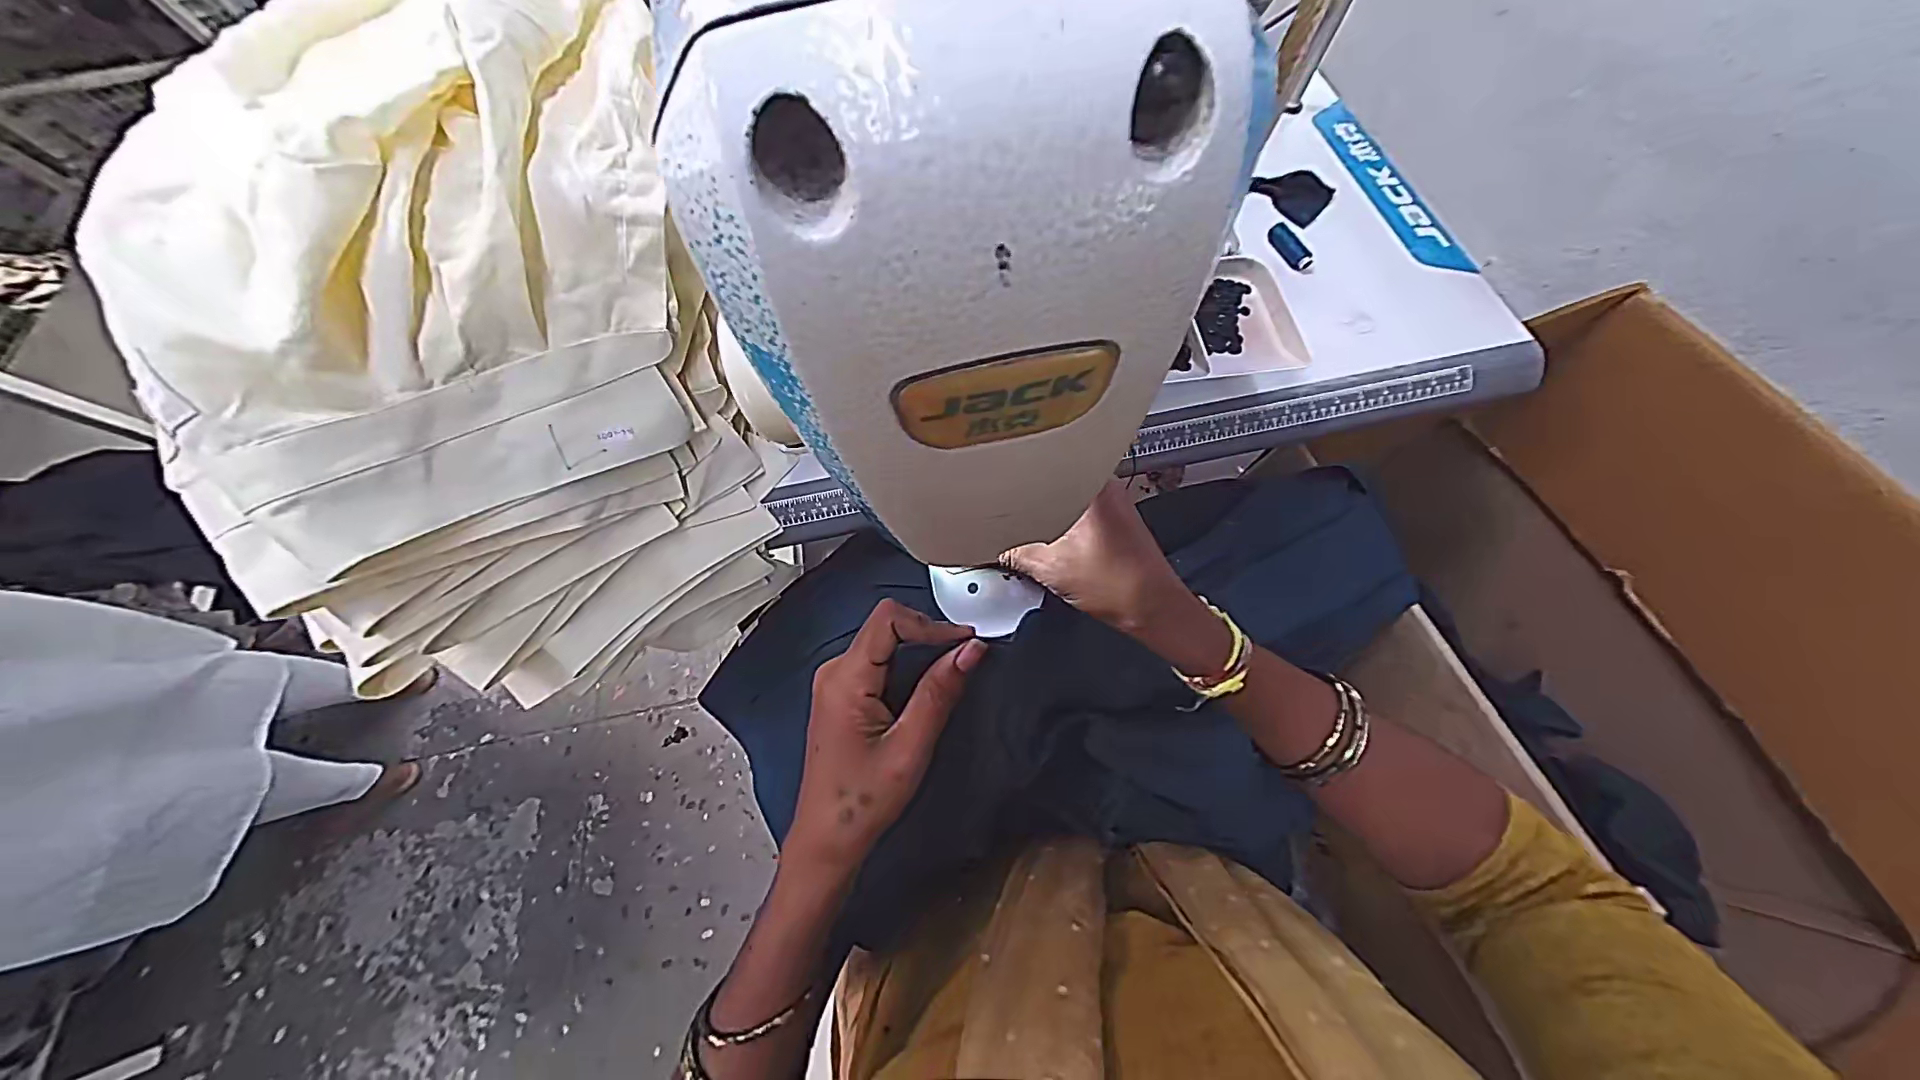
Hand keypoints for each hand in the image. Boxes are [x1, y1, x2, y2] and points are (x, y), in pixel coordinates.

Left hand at [786, 599, 985, 876]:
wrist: (827, 838)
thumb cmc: (859, 802)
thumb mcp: (910, 747)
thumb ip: (939, 692)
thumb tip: (968, 652)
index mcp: (844, 680)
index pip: (888, 619)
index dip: (931, 625)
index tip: (964, 641)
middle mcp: (834, 673)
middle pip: (887, 625)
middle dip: (930, 636)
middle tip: (964, 657)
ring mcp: (836, 683)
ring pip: (885, 642)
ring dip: (921, 652)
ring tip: (949, 675)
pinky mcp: (843, 694)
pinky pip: (879, 662)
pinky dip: (908, 667)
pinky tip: (925, 690)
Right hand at [1000, 480, 1230, 675]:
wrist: (1155, 610)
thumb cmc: (1122, 588)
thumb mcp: (1051, 568)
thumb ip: (1015, 553)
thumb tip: (994, 548)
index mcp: (1093, 485)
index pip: (1044, 464)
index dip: (1016, 474)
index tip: (996, 479)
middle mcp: (1106, 487)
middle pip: (1053, 481)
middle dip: (1027, 496)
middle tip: (1003, 504)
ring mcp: (1112, 504)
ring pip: (1065, 497)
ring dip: (1044, 511)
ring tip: (1021, 522)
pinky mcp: (1113, 522)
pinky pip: (1076, 513)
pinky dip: (1059, 523)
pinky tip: (1046, 539)